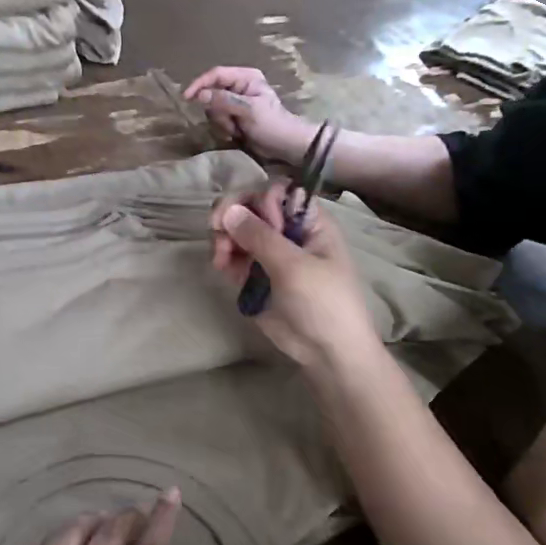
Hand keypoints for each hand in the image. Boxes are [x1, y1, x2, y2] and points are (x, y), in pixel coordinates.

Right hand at [183, 67, 318, 163]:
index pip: (215, 74)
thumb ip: (224, 100)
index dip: (200, 85)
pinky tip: (237, 134)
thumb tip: (200, 95)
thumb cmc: (272, 124)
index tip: (186, 98)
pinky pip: (220, 120)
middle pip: (212, 93)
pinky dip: (225, 129)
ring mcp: (236, 102)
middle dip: (218, 111)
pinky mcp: (235, 116)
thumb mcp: (248, 110)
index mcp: (245, 77)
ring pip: (214, 109)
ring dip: (223, 123)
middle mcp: (239, 86)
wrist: (285, 145)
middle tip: (231, 123)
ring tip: (237, 130)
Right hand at [210, 180, 379, 366]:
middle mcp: (288, 232)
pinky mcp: (255, 277)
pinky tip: (220, 265)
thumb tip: (229, 211)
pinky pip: (233, 256)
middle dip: (231, 215)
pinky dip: (223, 255)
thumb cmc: (324, 303)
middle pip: (251, 207)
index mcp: (309, 222)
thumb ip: (261, 237)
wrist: (328, 353)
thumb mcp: (295, 267)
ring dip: (223, 236)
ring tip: (220, 257)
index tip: (248, 220)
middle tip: (217, 231)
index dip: (256, 199)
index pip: (276, 191)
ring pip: (237, 231)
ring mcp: (271, 255)